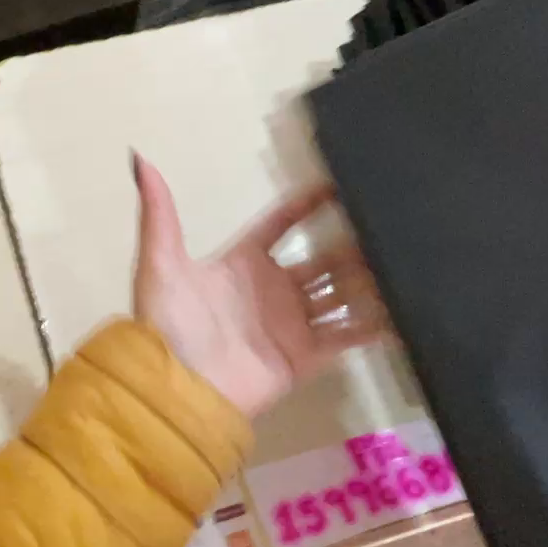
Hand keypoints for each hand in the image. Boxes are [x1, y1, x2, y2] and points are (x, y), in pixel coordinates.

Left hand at [131, 153, 389, 418]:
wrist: (180, 390)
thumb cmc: (169, 324)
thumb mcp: (159, 264)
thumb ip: (158, 214)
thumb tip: (140, 157)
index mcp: (241, 263)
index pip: (279, 224)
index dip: (305, 205)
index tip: (338, 183)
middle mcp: (271, 289)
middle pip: (321, 259)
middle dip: (351, 243)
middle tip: (389, 223)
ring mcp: (291, 323)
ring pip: (340, 294)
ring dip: (369, 279)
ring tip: (407, 259)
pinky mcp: (306, 357)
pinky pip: (347, 335)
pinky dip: (375, 324)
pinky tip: (407, 307)